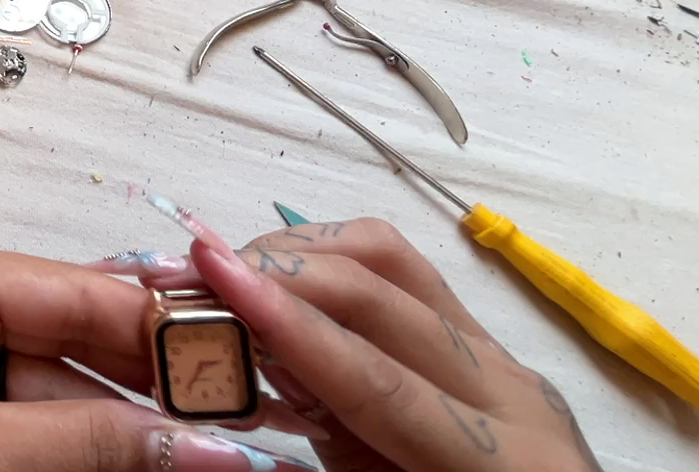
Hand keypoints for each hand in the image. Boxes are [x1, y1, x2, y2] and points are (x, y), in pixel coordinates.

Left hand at [0, 237, 320, 471]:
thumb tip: (198, 444)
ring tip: (209, 458)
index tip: (250, 369)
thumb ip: (81, 443)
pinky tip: (137, 468)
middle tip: (250, 433)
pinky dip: (79, 456)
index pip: (78, 292)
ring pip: (63, 398)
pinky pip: (30, 431)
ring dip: (126, 438)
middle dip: (156, 396)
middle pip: (78, 345)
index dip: (166, 332)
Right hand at [142, 218, 603, 470]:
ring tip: (227, 273)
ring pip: (380, 250)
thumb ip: (306, 436)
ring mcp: (489, 348)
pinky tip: (271, 277)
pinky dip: (313, 253)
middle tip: (189, 271)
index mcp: (502, 467)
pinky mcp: (464, 326)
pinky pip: (384, 259)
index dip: (284, 320)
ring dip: (290, 248)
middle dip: (270, 267)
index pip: (373, 377)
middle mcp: (509, 392)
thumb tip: (230, 360)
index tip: (209, 270)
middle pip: (374, 288)